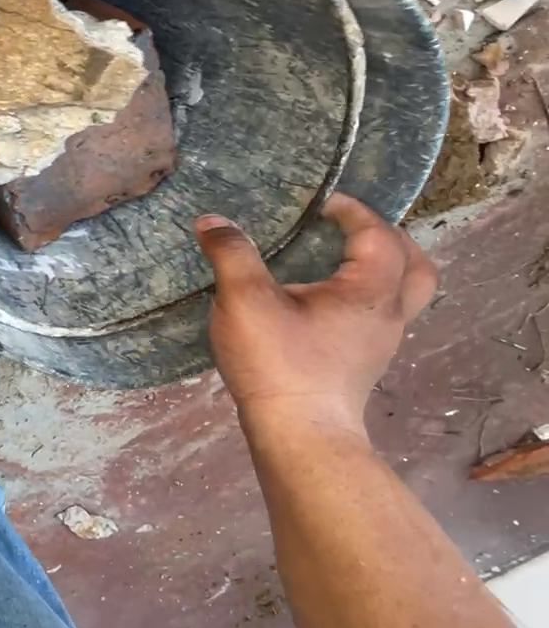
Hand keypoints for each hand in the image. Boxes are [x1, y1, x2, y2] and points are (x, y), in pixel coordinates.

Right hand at [194, 193, 437, 436]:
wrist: (299, 427)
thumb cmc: (277, 359)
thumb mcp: (244, 299)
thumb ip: (231, 254)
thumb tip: (212, 220)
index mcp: (368, 294)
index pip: (380, 240)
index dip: (356, 214)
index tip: (323, 201)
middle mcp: (386, 315)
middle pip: (415, 269)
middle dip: (389, 239)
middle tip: (351, 223)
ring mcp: (378, 340)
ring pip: (403, 293)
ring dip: (383, 266)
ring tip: (340, 253)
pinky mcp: (361, 357)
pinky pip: (379, 311)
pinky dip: (364, 289)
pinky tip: (323, 294)